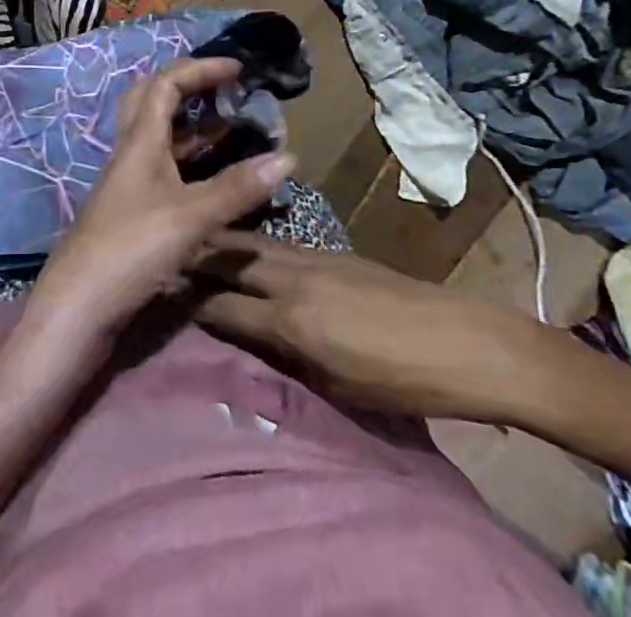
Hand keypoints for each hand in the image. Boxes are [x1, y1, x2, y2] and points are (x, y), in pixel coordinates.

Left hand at [24, 58, 296, 345]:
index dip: (200, 69)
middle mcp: (129, 158)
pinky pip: (163, 175)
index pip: (164, 84)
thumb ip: (237, 188)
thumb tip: (288, 157)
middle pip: (152, 105)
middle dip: (189, 90)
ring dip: (192, 130)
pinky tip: (213, 183)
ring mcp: (127, 188)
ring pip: (159, 143)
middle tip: (226, 93)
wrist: (78, 309)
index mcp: (138, 144)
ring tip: (232, 131)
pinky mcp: (130, 216)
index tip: (238, 68)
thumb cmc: (129, 252)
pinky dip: (190, 167)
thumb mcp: (189, 217)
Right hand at [193, 233, 568, 424]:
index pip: (219, 306)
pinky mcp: (336, 252)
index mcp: (291, 321)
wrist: (472, 344)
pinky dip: (253, 247)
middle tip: (165, 257)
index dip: (185, 302)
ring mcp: (317, 258)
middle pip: (228, 258)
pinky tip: (248, 253)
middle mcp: (295, 279)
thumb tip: (243, 338)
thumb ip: (282, 356)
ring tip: (195, 245)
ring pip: (252, 244)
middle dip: (193, 257)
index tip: (158, 295)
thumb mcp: (335, 387)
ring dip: (220, 245)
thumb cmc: (404, 383)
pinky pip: (279, 245)